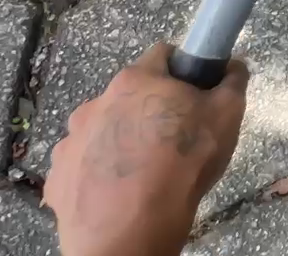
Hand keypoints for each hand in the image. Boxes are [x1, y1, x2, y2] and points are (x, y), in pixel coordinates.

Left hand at [43, 44, 248, 255]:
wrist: (131, 232)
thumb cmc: (184, 160)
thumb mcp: (230, 111)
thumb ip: (233, 78)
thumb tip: (230, 66)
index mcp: (134, 81)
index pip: (163, 55)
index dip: (185, 69)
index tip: (198, 91)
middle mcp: (94, 105)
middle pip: (132, 94)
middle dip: (153, 106)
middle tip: (178, 132)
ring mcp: (68, 144)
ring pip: (106, 128)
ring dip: (125, 136)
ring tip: (149, 165)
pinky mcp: (54, 180)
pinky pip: (85, 162)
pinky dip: (103, 168)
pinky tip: (124, 187)